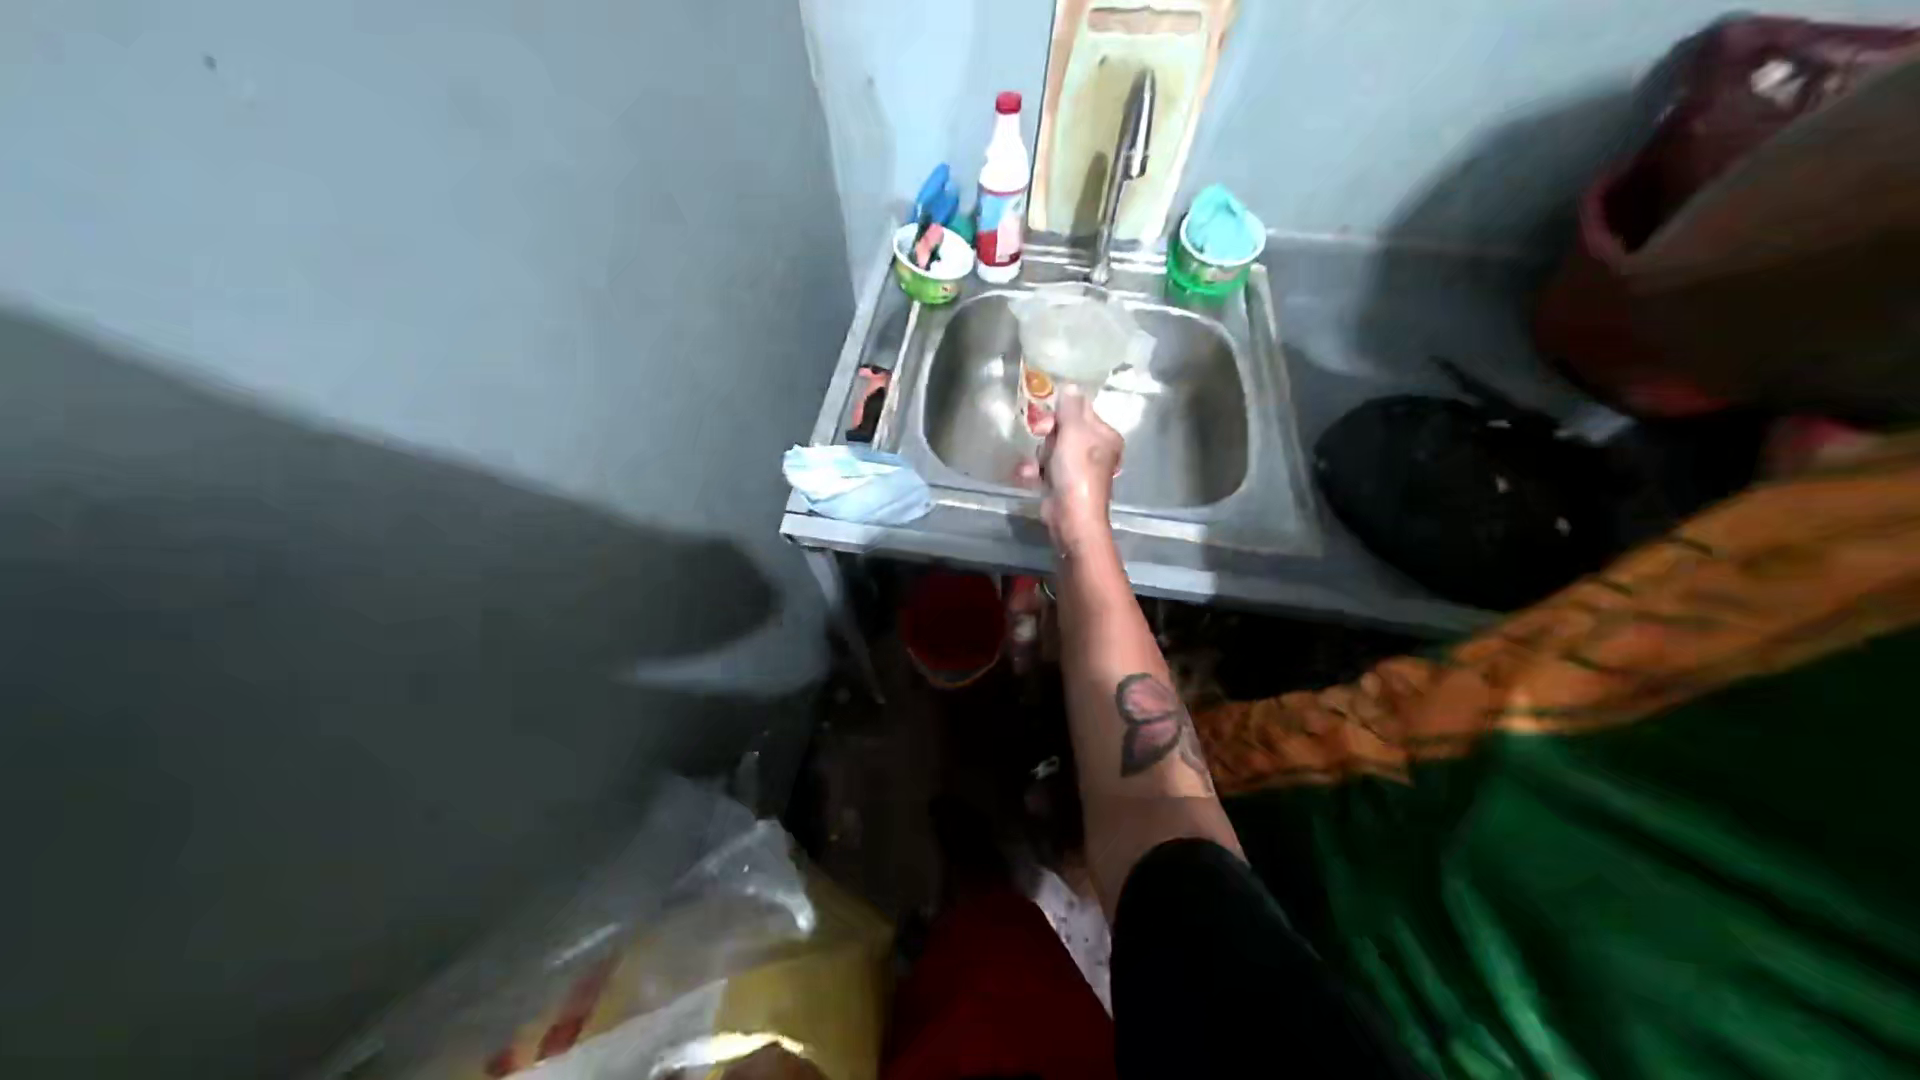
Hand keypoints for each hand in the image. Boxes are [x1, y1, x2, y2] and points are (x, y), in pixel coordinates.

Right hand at [1032, 386, 1121, 552]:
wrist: (1072, 516)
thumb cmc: (1077, 470)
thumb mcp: (1074, 431)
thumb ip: (1070, 407)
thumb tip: (1071, 385)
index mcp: (1105, 435)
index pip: (1080, 411)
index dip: (1061, 413)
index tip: (1048, 420)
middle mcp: (1095, 450)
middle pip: (1063, 430)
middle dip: (1048, 436)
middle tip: (1040, 436)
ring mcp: (1078, 469)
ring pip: (1051, 449)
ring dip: (1039, 456)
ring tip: (1038, 467)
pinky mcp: (1063, 484)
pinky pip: (1044, 468)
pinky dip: (1035, 471)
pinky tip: (1028, 476)